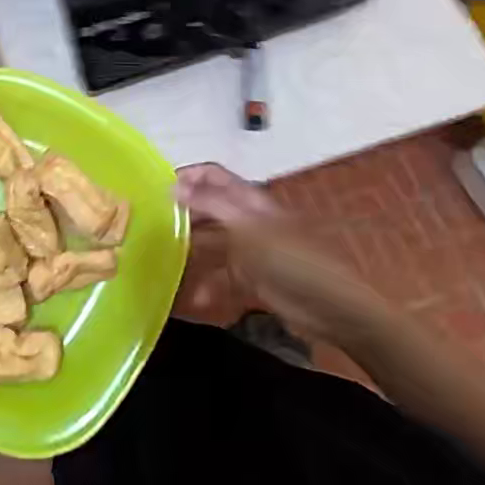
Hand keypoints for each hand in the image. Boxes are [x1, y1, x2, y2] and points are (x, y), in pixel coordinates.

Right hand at [174, 162, 389, 343]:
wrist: (333, 309)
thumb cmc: (290, 260)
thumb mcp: (246, 228)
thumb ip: (208, 205)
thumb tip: (172, 186)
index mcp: (247, 199)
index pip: (211, 175)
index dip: (186, 177)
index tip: (156, 191)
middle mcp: (245, 219)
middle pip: (206, 208)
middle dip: (180, 215)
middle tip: (150, 227)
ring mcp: (248, 250)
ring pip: (209, 243)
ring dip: (189, 251)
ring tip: (161, 261)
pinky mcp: (251, 278)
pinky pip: (220, 275)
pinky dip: (206, 284)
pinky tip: (193, 297)